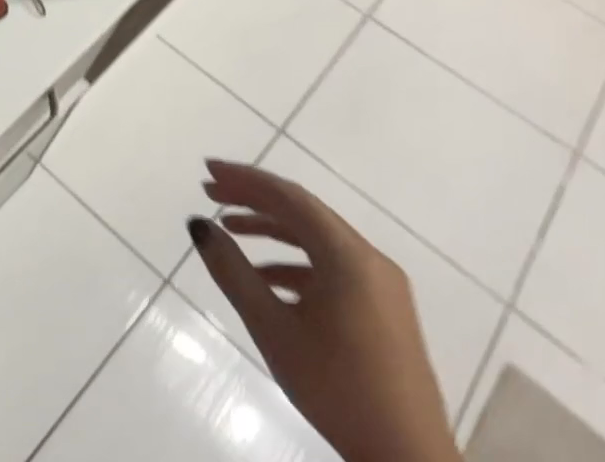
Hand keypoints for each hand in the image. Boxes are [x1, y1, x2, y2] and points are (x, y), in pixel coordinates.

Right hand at [189, 160, 458, 461]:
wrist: (405, 455)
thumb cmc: (333, 385)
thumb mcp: (270, 326)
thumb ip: (231, 270)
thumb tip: (199, 224)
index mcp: (348, 258)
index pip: (290, 198)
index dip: (245, 179)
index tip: (206, 171)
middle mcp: (370, 260)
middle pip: (305, 213)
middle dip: (254, 198)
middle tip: (209, 192)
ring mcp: (382, 285)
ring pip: (319, 239)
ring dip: (272, 229)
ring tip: (229, 228)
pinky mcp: (383, 309)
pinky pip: (332, 266)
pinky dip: (293, 261)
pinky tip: (264, 278)